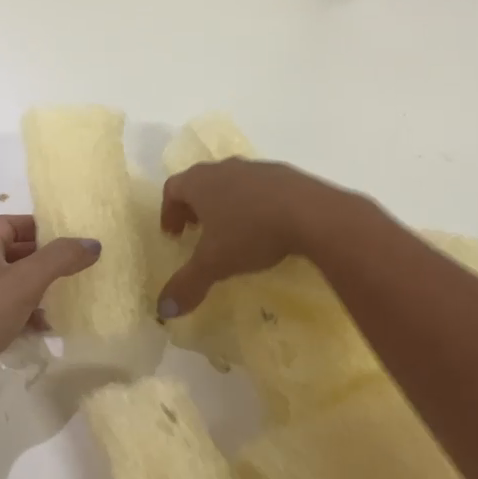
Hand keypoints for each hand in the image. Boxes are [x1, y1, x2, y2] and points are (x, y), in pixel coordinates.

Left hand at [0, 215, 101, 408]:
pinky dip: (28, 318)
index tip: (61, 234)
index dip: (31, 224)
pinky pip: (9, 316)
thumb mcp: (26, 279)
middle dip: (40, 258)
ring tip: (64, 298)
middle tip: (71, 266)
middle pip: (11, 254)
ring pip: (12, 287)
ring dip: (37, 290)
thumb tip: (92, 243)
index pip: (6, 224)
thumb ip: (59, 259)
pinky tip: (45, 329)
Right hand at [157, 157, 345, 319]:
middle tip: (198, 231)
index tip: (174, 234)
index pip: (172, 189)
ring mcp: (256, 168)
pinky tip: (269, 226)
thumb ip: (188, 284)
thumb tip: (164, 310)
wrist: (313, 214)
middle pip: (200, 182)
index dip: (168, 211)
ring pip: (231, 182)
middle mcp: (223, 168)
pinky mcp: (286, 174)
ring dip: (226, 203)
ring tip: (235, 230)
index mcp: (199, 182)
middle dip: (195, 207)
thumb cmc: (251, 233)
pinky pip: (261, 187)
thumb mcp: (215, 263)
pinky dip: (256, 203)